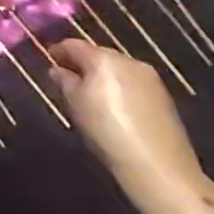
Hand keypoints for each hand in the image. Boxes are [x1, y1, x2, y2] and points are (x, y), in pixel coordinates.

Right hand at [51, 38, 204, 193]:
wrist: (159, 167)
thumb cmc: (107, 134)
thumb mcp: (77, 108)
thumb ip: (65, 83)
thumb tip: (58, 70)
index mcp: (103, 59)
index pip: (75, 46)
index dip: (60, 50)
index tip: (50, 57)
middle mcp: (127, 59)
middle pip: (99, 55)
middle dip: (84, 64)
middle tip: (70, 79)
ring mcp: (149, 76)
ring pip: (118, 69)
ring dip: (104, 76)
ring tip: (94, 96)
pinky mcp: (163, 95)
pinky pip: (134, 83)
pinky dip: (122, 89)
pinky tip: (118, 109)